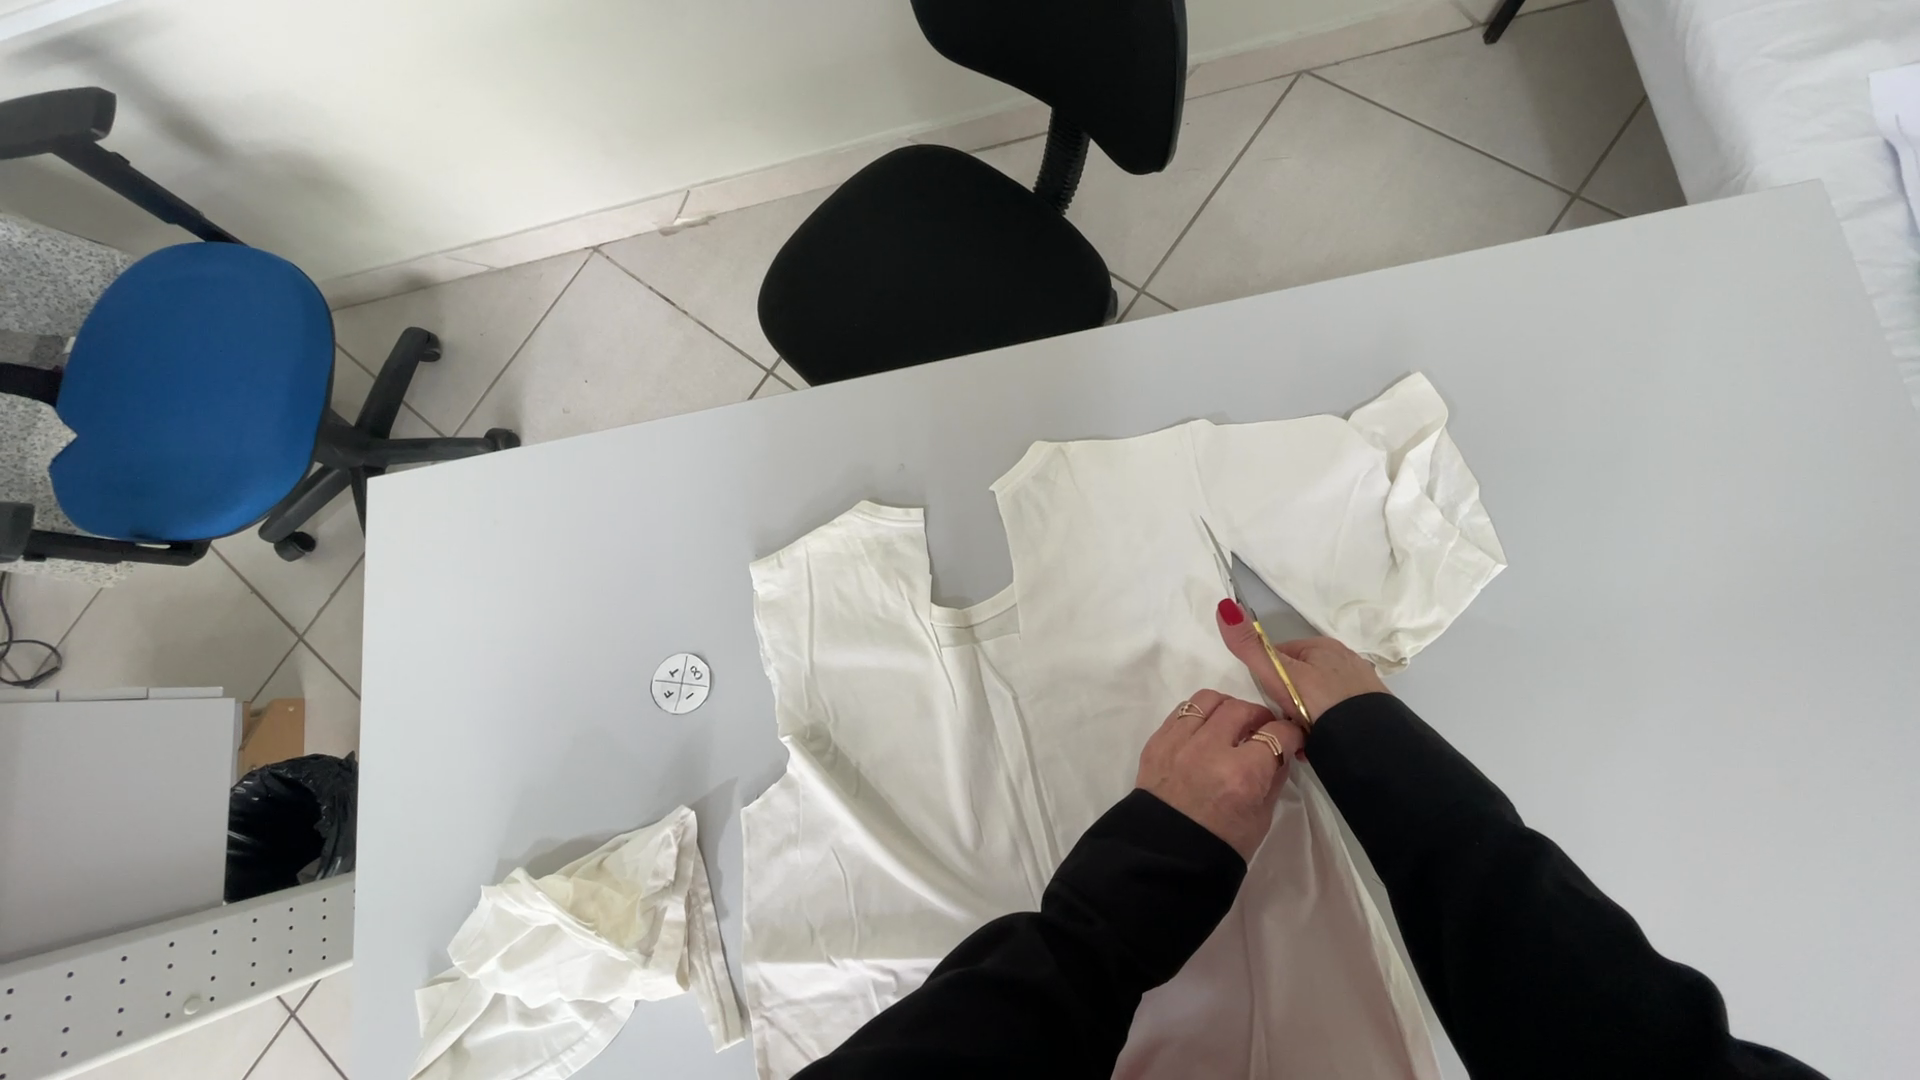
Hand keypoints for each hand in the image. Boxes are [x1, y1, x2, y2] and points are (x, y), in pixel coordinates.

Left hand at [1135, 690, 1303, 859]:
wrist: (1167, 854)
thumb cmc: (1221, 843)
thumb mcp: (1261, 816)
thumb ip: (1273, 776)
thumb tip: (1281, 750)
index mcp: (1241, 775)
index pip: (1276, 734)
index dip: (1291, 734)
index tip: (1292, 738)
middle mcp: (1209, 750)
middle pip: (1241, 709)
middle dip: (1260, 716)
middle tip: (1263, 730)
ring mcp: (1178, 743)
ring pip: (1208, 699)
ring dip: (1227, 708)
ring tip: (1232, 724)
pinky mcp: (1157, 742)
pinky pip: (1181, 711)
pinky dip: (1199, 715)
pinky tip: (1206, 730)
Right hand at [1215, 599, 1389, 726]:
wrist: (1367, 740)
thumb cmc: (1317, 700)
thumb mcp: (1275, 674)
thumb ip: (1248, 645)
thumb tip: (1224, 606)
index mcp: (1321, 645)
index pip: (1280, 655)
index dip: (1267, 677)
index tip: (1267, 700)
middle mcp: (1344, 659)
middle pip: (1299, 678)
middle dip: (1288, 701)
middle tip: (1282, 722)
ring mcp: (1360, 685)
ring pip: (1318, 699)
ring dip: (1306, 717)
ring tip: (1299, 738)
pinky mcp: (1371, 711)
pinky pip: (1336, 716)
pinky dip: (1326, 728)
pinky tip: (1319, 743)